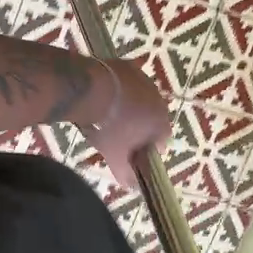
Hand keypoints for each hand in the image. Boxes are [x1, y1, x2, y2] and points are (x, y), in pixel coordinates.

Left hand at [79, 59, 170, 191]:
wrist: (90, 91)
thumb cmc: (108, 127)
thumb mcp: (115, 156)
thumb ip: (126, 174)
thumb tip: (132, 188)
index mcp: (162, 123)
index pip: (161, 141)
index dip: (145, 149)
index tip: (129, 152)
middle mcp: (159, 100)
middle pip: (151, 118)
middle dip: (138, 126)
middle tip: (116, 133)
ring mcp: (144, 79)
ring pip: (139, 98)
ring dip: (129, 105)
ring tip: (107, 113)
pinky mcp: (128, 64)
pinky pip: (126, 81)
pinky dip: (118, 87)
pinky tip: (103, 94)